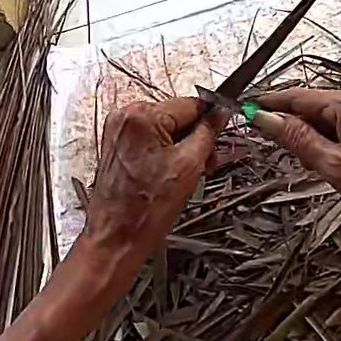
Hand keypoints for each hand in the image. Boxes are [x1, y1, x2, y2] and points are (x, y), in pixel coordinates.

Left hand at [80, 97, 217, 288]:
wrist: (118, 236)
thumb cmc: (145, 208)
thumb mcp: (190, 164)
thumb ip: (208, 132)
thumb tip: (219, 113)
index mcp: (141, 115)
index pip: (190, 104)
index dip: (211, 119)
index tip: (223, 128)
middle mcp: (125, 116)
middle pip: (176, 116)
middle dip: (195, 137)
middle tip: (207, 160)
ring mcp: (118, 130)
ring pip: (164, 128)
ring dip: (182, 146)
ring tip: (189, 172)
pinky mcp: (117, 144)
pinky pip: (150, 138)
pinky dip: (165, 152)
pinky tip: (172, 173)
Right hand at [251, 88, 340, 257]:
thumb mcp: (335, 168)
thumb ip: (298, 139)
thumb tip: (265, 118)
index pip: (300, 96)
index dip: (271, 103)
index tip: (247, 108)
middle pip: (315, 106)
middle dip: (294, 126)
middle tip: (282, 151)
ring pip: (330, 119)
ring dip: (313, 138)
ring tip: (313, 166)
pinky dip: (331, 142)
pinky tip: (330, 164)